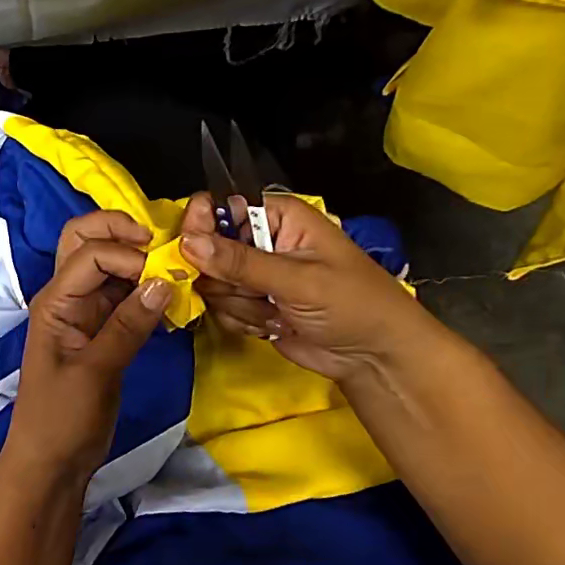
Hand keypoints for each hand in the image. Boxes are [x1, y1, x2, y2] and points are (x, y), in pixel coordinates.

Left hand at [5, 211, 171, 481]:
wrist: (51, 462)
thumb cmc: (61, 418)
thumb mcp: (95, 373)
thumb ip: (127, 326)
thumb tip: (164, 281)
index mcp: (55, 300)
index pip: (90, 254)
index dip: (126, 254)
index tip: (163, 273)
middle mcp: (67, 296)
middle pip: (86, 240)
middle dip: (120, 230)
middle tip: (161, 242)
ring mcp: (85, 310)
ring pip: (107, 264)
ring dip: (138, 258)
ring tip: (174, 266)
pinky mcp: (102, 328)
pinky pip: (123, 294)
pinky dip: (145, 288)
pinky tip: (171, 299)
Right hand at [181, 193, 446, 379]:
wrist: (376, 359)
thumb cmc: (353, 305)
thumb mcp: (300, 280)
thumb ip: (242, 263)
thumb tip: (187, 243)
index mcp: (276, 215)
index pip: (219, 205)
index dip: (200, 225)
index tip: (193, 253)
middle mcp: (259, 238)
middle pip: (206, 246)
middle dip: (223, 277)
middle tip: (254, 293)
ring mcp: (252, 273)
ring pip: (210, 281)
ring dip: (237, 303)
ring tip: (274, 313)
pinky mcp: (249, 303)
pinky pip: (219, 306)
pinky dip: (240, 320)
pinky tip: (271, 326)